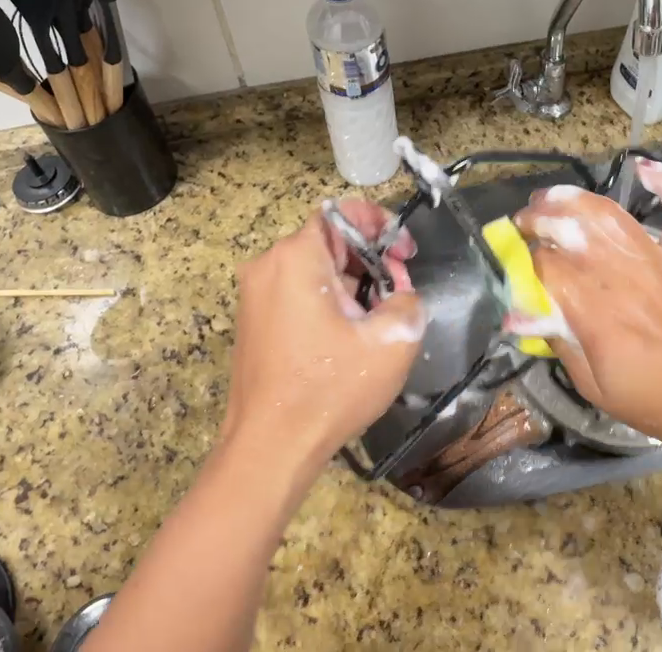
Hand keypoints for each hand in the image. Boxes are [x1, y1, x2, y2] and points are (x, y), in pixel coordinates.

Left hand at [223, 199, 426, 476]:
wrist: (270, 448)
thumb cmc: (328, 389)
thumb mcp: (391, 343)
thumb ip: (407, 302)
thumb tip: (399, 296)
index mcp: (296, 257)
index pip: (343, 213)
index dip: (382, 225)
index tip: (405, 255)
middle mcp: (268, 265)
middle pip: (330, 242)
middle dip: (371, 260)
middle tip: (399, 292)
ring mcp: (255, 294)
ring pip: (315, 269)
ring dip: (352, 284)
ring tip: (379, 319)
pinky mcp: (253, 321)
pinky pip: (297, 292)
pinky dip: (327, 301)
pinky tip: (349, 336)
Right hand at [513, 158, 661, 453]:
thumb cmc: (660, 402)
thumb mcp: (595, 388)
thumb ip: (558, 342)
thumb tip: (517, 315)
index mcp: (595, 308)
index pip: (544, 265)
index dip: (521, 261)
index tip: (512, 268)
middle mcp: (621, 272)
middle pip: (569, 225)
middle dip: (537, 219)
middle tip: (522, 226)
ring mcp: (656, 259)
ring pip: (609, 211)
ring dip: (574, 198)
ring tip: (550, 199)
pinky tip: (644, 167)